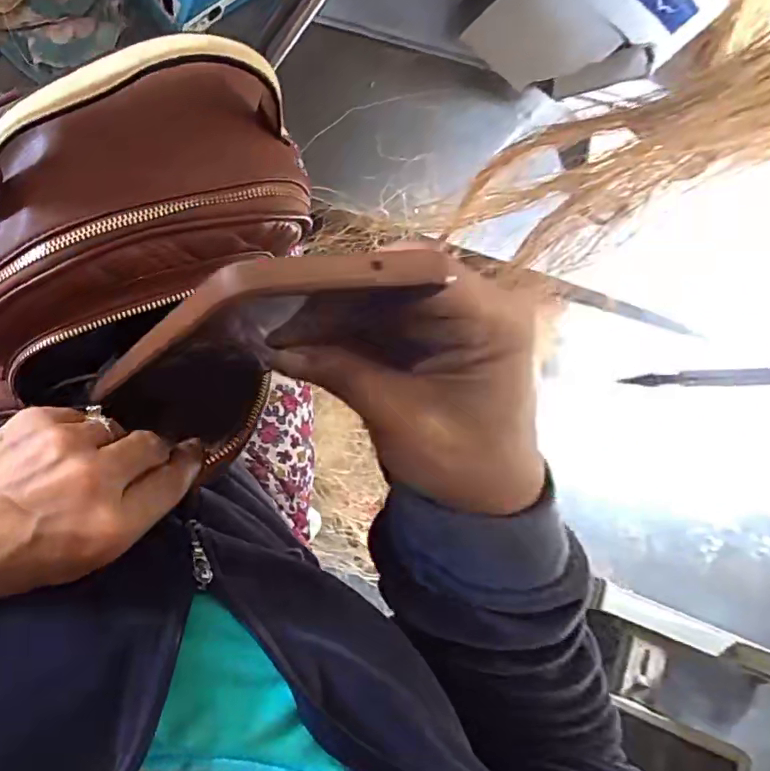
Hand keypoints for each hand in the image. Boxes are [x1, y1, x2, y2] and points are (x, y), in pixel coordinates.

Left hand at [0, 407, 204, 597]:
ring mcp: (68, 441)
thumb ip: (131, 517)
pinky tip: (56, 447)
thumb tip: (158, 479)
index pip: (172, 481)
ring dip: (107, 440)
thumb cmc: (24, 559)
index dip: (187, 464)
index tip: (191, 453)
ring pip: (113, 425)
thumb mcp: (89, 559)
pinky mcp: (40, 417)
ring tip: (82, 457)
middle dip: (151, 449)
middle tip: (136, 458)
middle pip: (151, 443)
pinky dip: (75, 430)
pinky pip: (79, 416)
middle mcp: (98, 477)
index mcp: (113, 523)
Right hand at [270, 247, 545, 514]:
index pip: (428, 269)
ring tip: (282, 317)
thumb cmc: (459, 463)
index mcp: (492, 320)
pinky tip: (303, 333)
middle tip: (283, 302)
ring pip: (381, 294)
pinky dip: (342, 326)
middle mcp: (474, 306)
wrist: (483, 501)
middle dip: (340, 290)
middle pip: (399, 276)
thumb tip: (278, 349)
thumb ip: (343, 373)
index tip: (309, 281)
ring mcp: (448, 319)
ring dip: (334, 308)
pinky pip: (377, 318)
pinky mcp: (425, 335)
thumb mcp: (399, 417)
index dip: (367, 269)